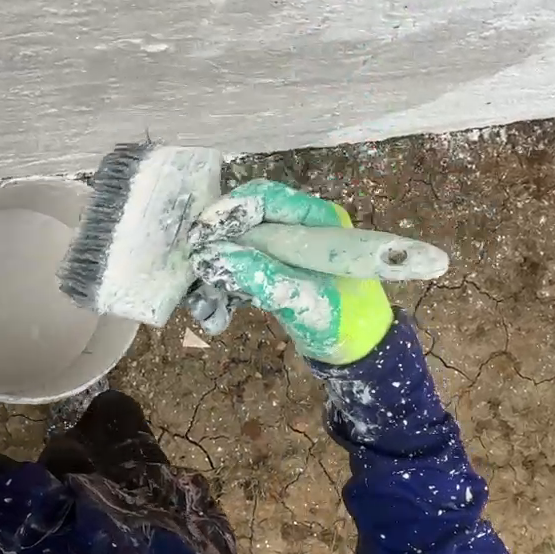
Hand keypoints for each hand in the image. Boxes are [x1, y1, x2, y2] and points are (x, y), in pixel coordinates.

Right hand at [189, 180, 393, 365]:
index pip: (267, 198)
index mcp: (320, 220)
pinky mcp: (274, 268)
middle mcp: (301, 226)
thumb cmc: (345, 324)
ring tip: (202, 292)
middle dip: (219, 239)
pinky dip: (225, 283)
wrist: (360, 355)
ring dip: (218, 266)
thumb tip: (212, 255)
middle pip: (248, 219)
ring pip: (239, 243)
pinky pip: (241, 266)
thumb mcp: (304, 301)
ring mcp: (286, 248)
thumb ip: (261, 276)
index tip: (202, 232)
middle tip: (194, 260)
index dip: (231, 210)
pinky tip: (214, 309)